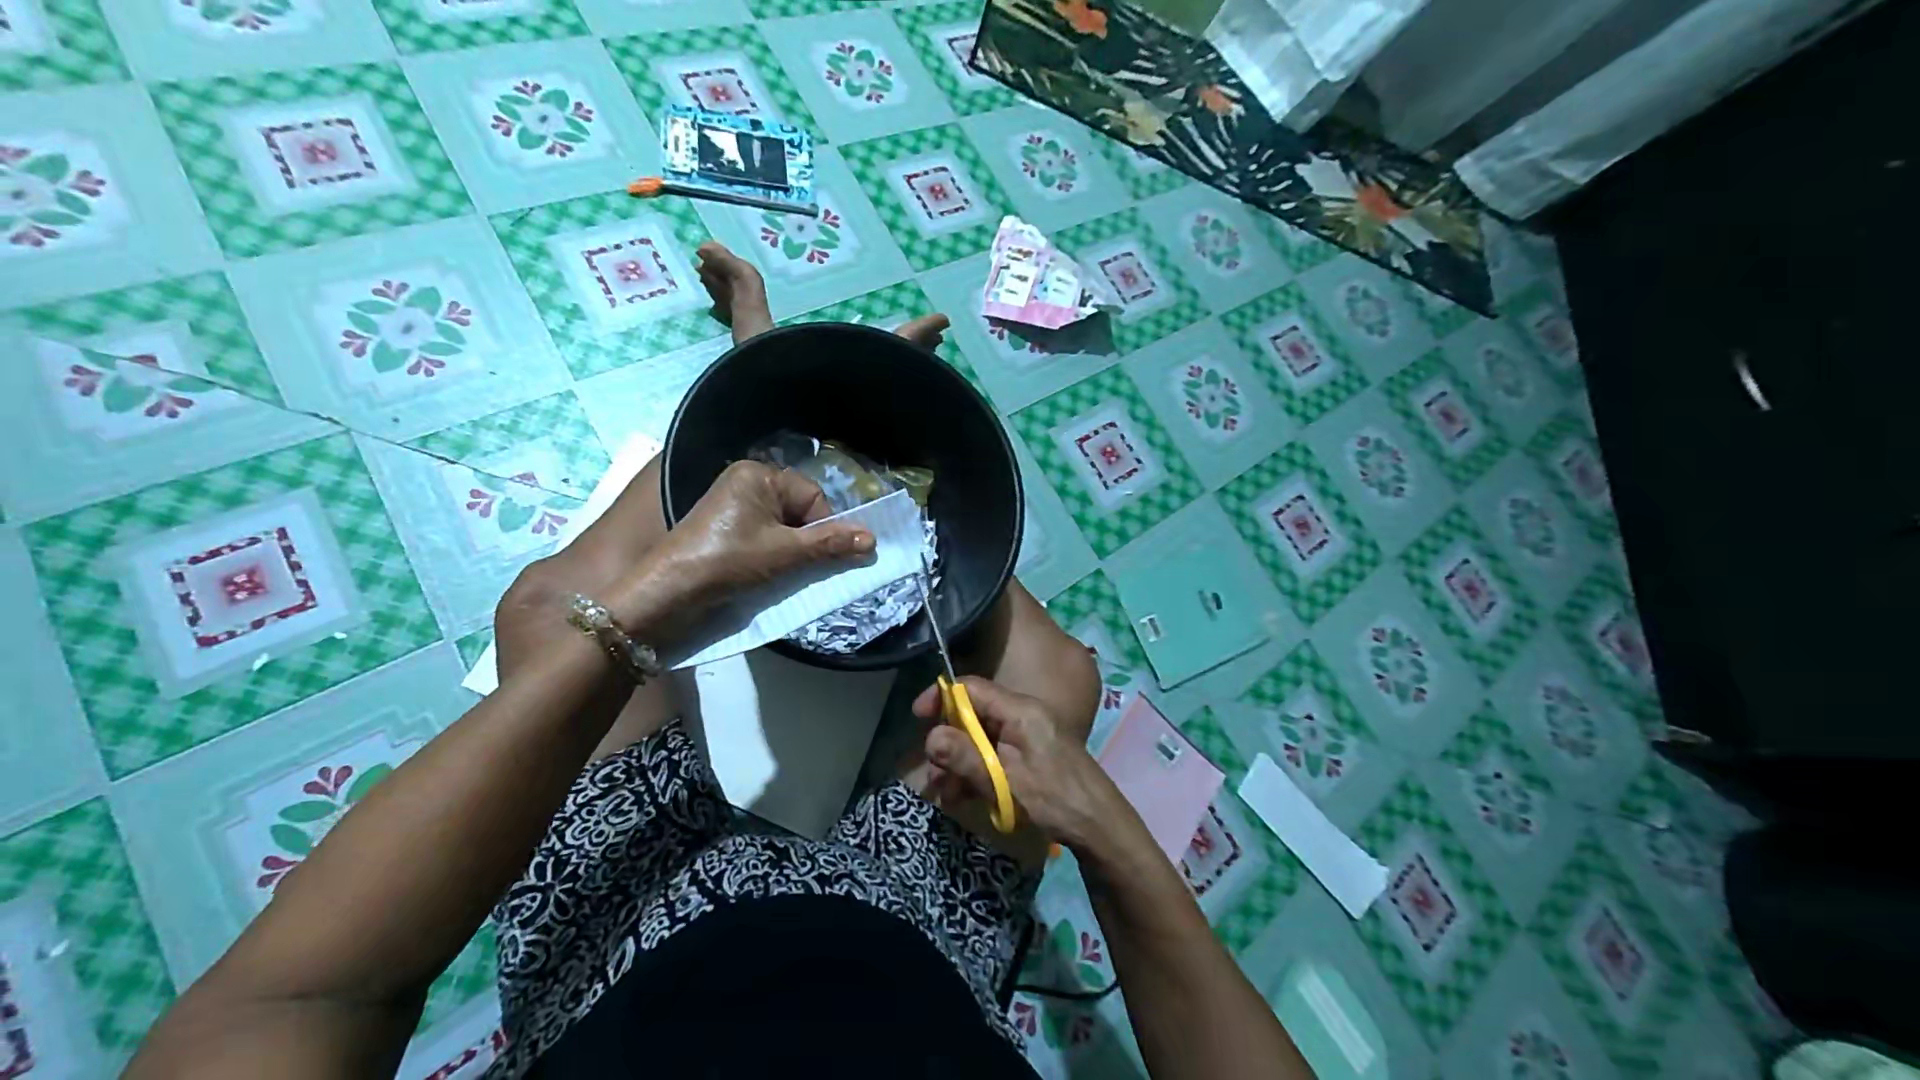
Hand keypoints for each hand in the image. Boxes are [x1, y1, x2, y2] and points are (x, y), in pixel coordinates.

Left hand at [496, 458, 872, 668]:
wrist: (668, 593)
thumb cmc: (728, 561)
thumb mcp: (785, 553)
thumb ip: (830, 544)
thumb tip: (872, 539)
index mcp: (757, 474)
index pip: (812, 496)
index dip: (825, 527)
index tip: (827, 556)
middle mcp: (744, 483)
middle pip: (798, 510)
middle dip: (808, 540)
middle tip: (806, 567)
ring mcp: (731, 508)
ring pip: (782, 527)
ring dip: (792, 552)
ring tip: (785, 573)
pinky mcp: (723, 531)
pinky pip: (763, 537)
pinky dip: (773, 556)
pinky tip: (769, 575)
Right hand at [911, 676, 1129, 851]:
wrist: (1100, 827)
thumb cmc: (1054, 799)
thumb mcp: (1004, 781)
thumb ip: (967, 757)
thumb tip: (930, 737)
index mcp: (1020, 710)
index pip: (972, 688)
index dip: (942, 698)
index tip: (918, 717)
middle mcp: (1024, 715)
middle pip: (974, 715)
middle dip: (949, 742)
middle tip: (934, 773)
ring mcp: (1028, 736)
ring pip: (982, 738)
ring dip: (960, 762)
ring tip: (946, 793)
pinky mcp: (1031, 756)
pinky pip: (996, 754)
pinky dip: (978, 771)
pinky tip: (965, 796)